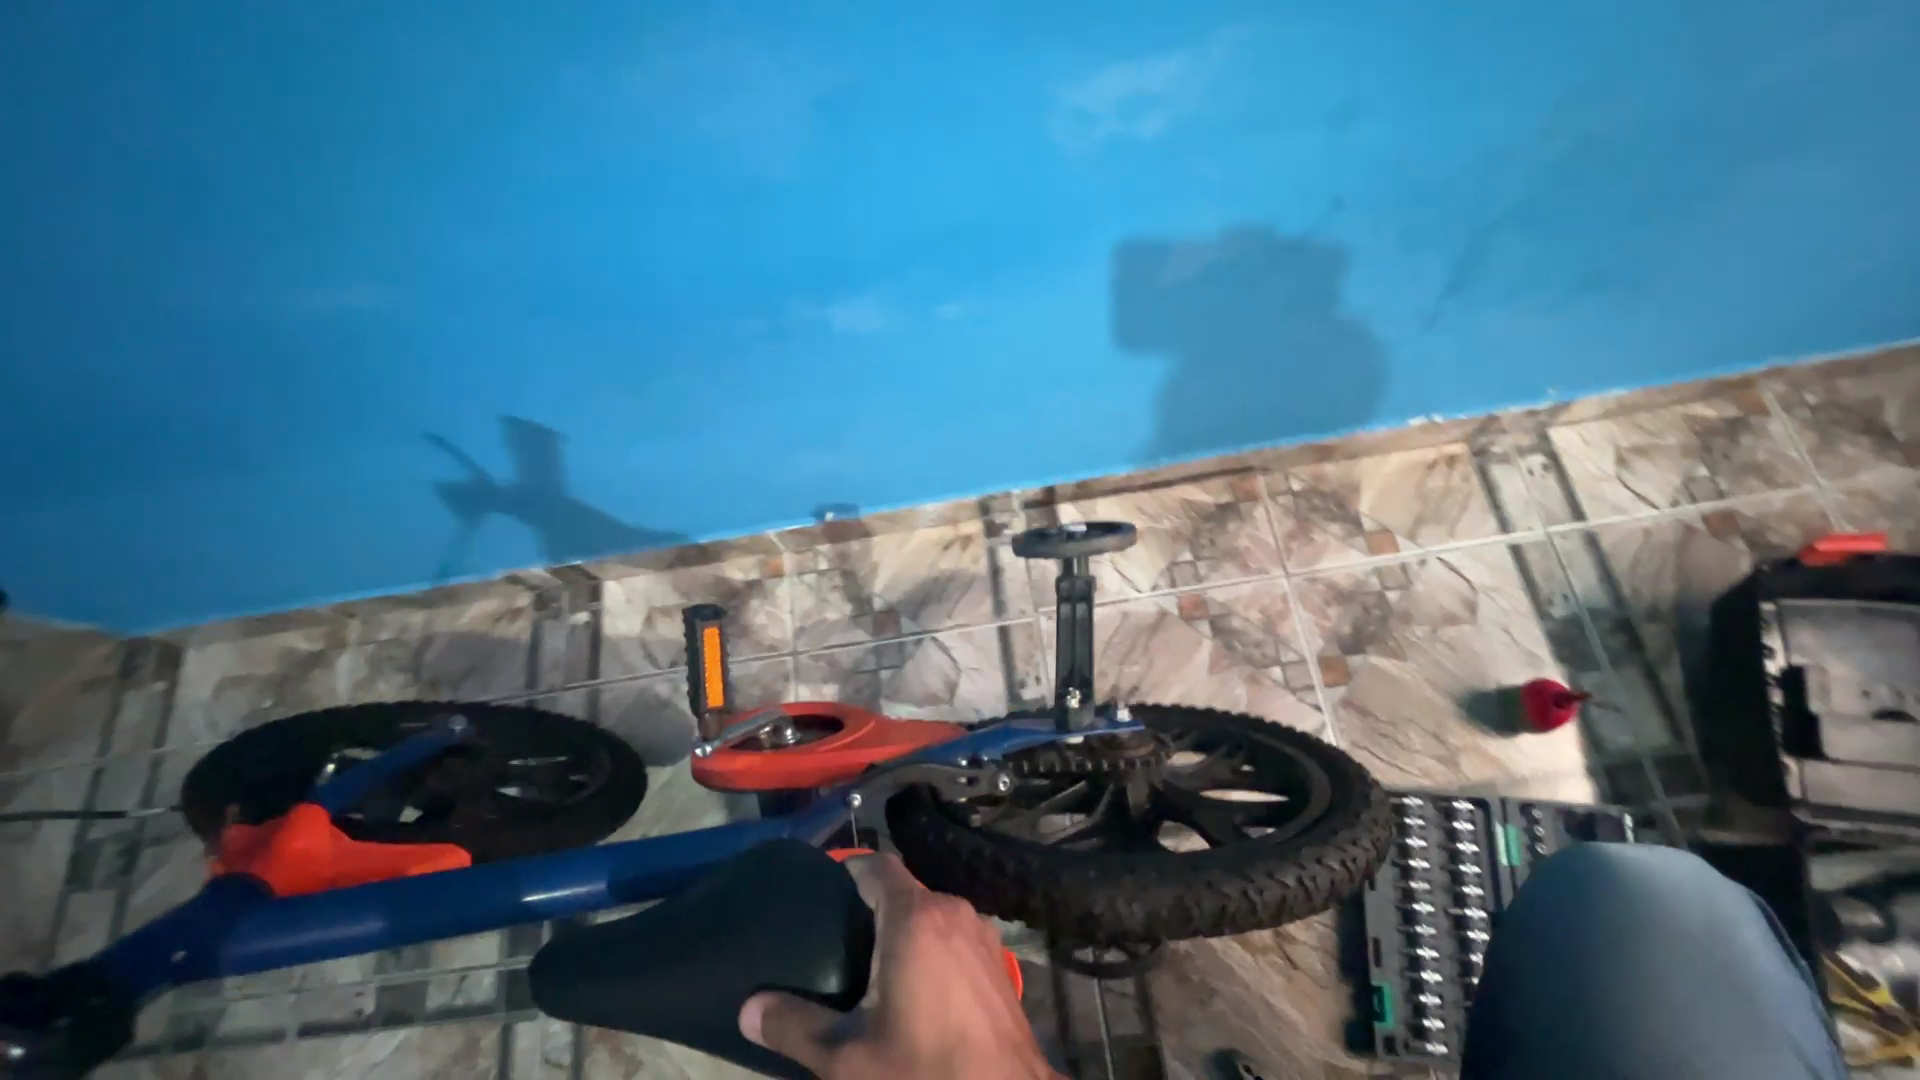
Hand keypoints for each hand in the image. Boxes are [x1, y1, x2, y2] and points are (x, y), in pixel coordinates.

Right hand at [739, 852, 1060, 1079]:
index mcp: (914, 917)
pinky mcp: (997, 959)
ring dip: (902, 930)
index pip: (877, 865)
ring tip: (870, 968)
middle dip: (870, 909)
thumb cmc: (924, 1070)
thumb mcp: (848, 1058)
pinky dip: (931, 948)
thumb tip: (748, 1009)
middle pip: (902, 891)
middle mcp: (951, 910)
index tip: (822, 895)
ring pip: (931, 913)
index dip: (848, 871)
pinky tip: (916, 989)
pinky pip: (953, 935)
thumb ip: (795, 1026)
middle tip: (836, 942)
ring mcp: (980, 933)